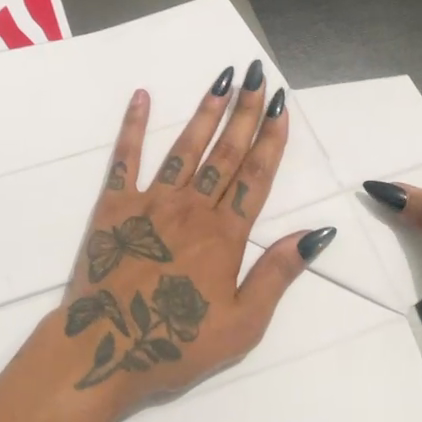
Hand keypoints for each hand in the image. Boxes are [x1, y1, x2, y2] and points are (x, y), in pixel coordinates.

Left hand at [19, 61, 336, 421]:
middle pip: (226, 152)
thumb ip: (277, 273)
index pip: (256, 176)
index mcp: (225, 235)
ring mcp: (151, 201)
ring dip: (206, 111)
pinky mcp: (114, 205)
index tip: (281, 104)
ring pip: (186, 148)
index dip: (271, 138)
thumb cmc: (176, 342)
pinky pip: (126, 158)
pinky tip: (141, 96)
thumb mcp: (243, 323)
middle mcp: (192, 207)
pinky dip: (134, 126)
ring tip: (222, 79)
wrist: (106, 346)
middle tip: (258, 74)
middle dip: (245, 112)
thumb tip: (316, 232)